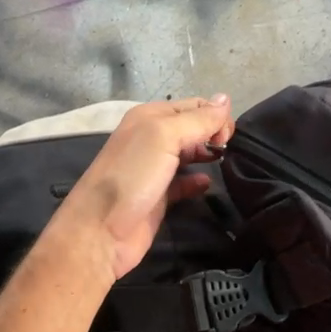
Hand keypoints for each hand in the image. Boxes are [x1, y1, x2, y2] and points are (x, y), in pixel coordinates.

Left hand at [55, 95, 233, 279]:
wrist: (101, 231)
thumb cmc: (131, 177)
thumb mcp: (163, 137)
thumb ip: (196, 120)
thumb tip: (226, 100)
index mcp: (149, 117)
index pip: (193, 105)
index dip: (215, 115)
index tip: (229, 135)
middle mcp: (151, 139)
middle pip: (192, 128)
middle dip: (214, 133)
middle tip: (228, 148)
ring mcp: (154, 169)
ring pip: (189, 154)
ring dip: (207, 154)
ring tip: (225, 161)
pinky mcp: (158, 197)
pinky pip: (184, 183)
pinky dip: (198, 182)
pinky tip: (207, 184)